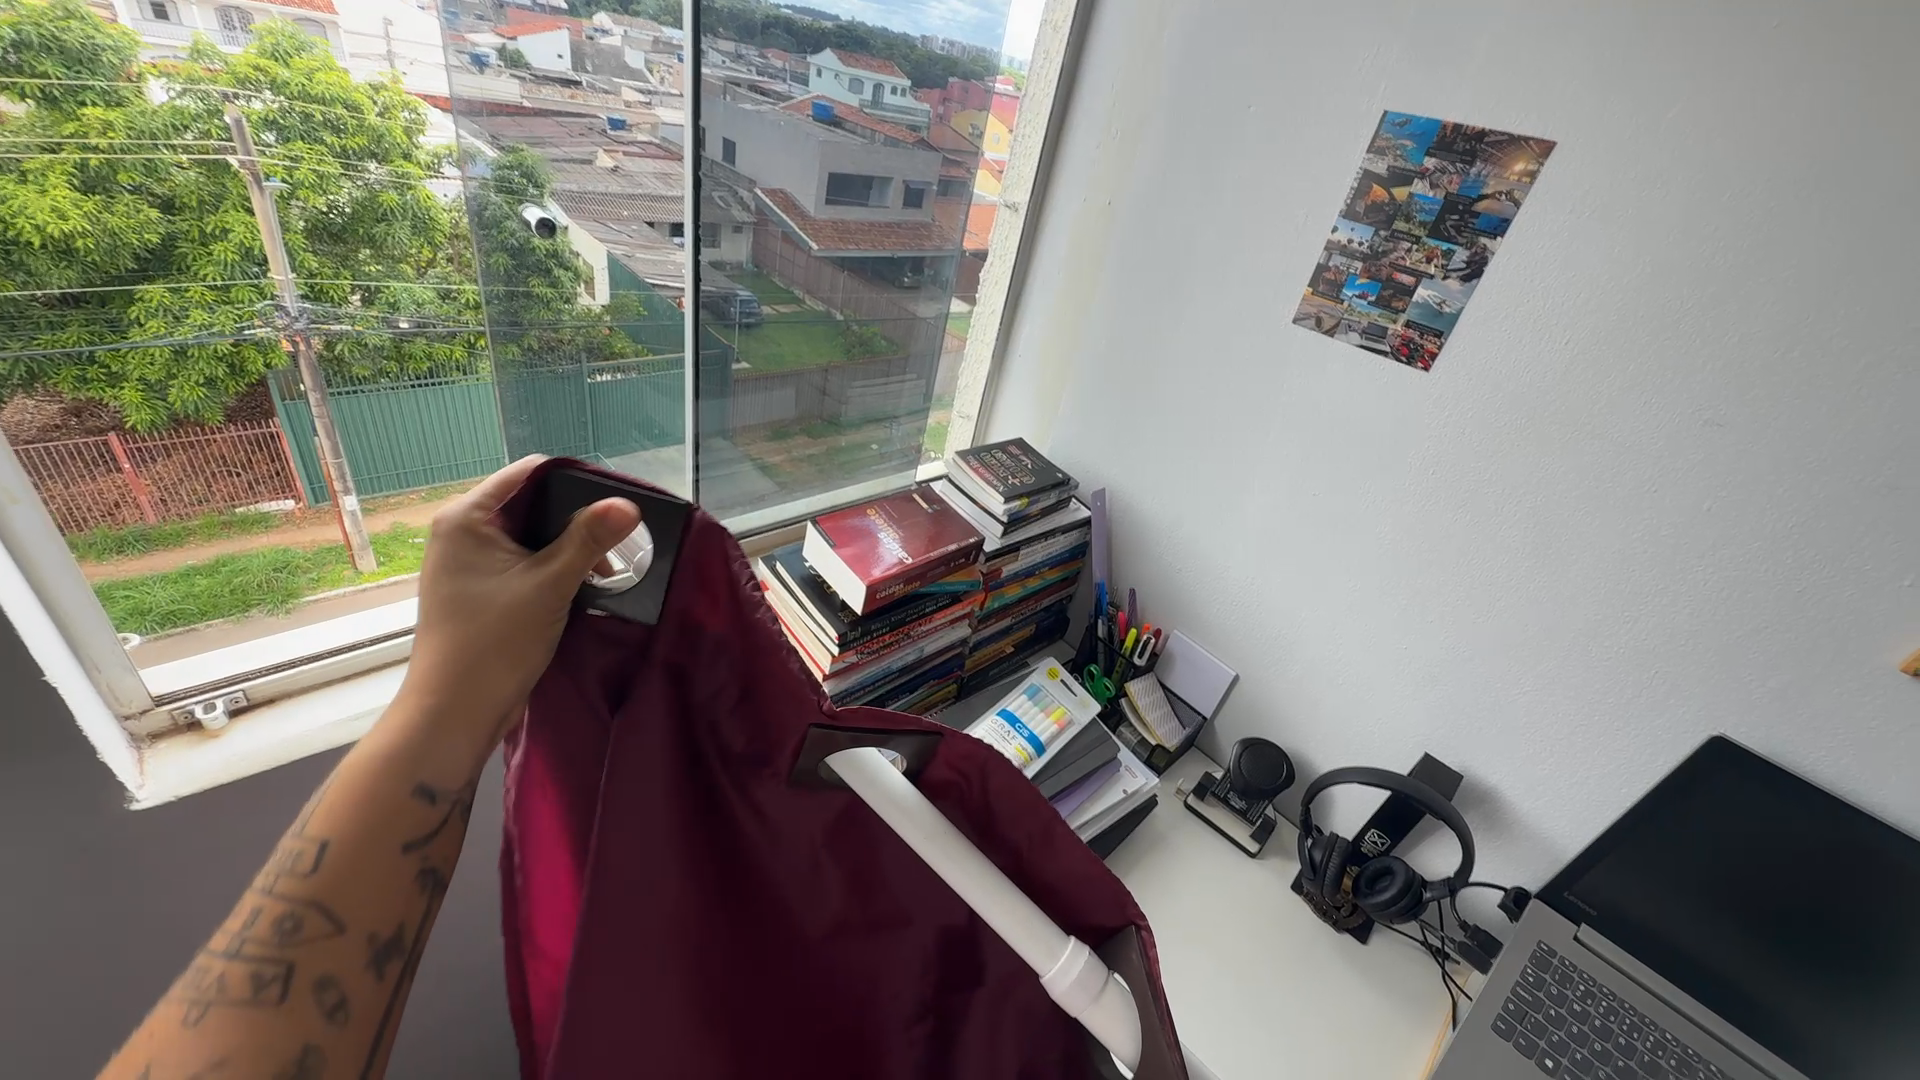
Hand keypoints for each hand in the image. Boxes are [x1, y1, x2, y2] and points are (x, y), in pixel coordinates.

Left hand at [394, 455, 639, 747]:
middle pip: (535, 505)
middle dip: (578, 521)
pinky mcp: (484, 589)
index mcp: (467, 518)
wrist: (457, 710)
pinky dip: (557, 568)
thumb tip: (629, 504)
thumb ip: (589, 538)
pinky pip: (528, 562)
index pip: (529, 474)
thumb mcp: (550, 583)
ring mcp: (472, 563)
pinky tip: (586, 585)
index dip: (577, 482)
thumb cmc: (495, 641)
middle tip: (618, 541)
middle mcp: (464, 532)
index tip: (617, 503)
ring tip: (607, 569)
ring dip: (572, 548)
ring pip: (534, 536)